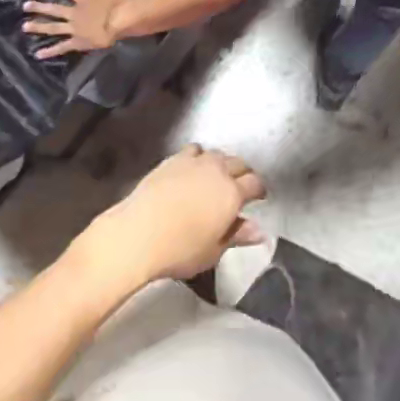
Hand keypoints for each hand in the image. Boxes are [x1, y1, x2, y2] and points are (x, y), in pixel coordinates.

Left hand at [24, 0, 130, 58]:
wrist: (121, 21)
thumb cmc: (119, 5)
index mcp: (84, 1)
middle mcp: (75, 14)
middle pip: (54, 9)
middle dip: (39, 7)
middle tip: (24, 6)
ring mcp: (74, 28)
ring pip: (53, 28)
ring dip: (38, 27)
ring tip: (24, 27)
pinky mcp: (78, 42)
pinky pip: (62, 47)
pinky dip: (50, 51)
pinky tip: (38, 54)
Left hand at [66, 145, 267, 292]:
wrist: (140, 232)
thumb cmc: (181, 248)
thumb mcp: (214, 250)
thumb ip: (237, 235)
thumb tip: (258, 231)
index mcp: (231, 193)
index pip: (254, 183)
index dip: (259, 189)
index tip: (259, 197)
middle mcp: (215, 171)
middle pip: (237, 163)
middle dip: (244, 173)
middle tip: (242, 186)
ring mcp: (192, 162)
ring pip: (216, 154)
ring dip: (222, 163)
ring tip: (219, 176)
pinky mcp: (172, 160)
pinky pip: (193, 150)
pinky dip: (199, 156)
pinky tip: (194, 168)